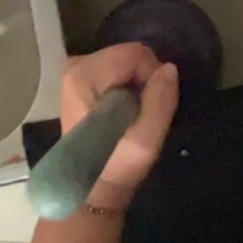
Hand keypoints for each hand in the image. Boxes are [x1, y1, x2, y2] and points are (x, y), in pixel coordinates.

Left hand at [60, 44, 179, 208]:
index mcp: (85, 75)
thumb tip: (168, 68)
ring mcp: (73, 71)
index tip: (153, 105)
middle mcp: (74, 66)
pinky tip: (123, 108)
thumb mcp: (147, 140)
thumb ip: (160, 100)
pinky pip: (114, 68)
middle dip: (144, 77)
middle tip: (144, 110)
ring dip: (136, 82)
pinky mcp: (77, 79)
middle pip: (127, 53)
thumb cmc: (117, 165)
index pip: (135, 54)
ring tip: (134, 111)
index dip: (153, 75)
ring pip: (123, 60)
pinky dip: (125, 84)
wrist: (92, 188)